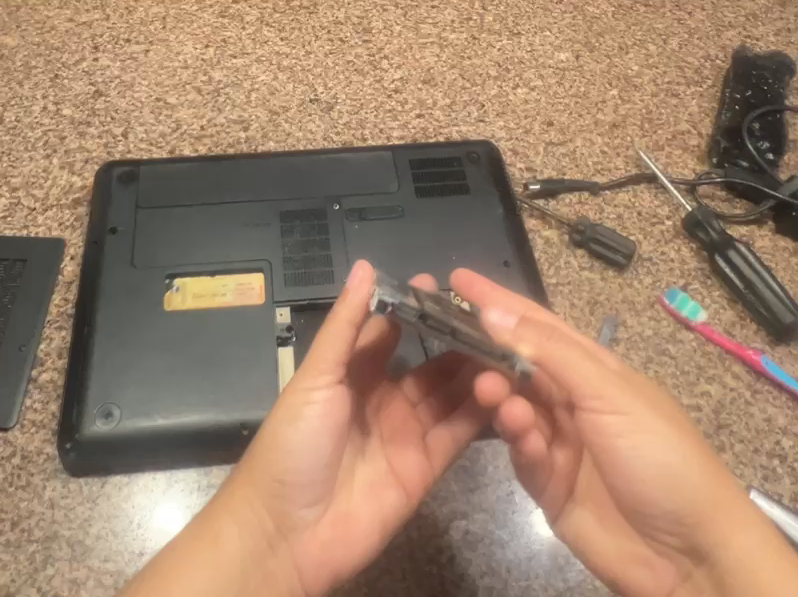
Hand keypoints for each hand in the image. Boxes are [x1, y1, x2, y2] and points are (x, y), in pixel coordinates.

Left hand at [122, 260, 489, 596]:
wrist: (288, 532)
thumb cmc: (294, 441)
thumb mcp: (317, 375)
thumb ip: (347, 324)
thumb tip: (366, 265)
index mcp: (355, 372)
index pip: (394, 331)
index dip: (418, 309)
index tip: (447, 287)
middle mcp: (385, 398)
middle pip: (431, 364)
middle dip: (459, 342)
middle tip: (496, 320)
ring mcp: (408, 434)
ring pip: (451, 395)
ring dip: (476, 374)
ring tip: (510, 349)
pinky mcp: (426, 468)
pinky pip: (459, 435)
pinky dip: (483, 413)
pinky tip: (507, 390)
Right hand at [452, 268, 797, 596]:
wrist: (694, 558)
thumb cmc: (661, 457)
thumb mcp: (610, 393)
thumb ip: (549, 351)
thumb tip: (494, 310)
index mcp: (594, 369)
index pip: (537, 324)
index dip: (498, 300)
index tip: (456, 279)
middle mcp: (572, 400)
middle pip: (517, 365)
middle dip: (487, 352)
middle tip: (453, 343)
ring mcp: (560, 443)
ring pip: (512, 407)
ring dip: (500, 397)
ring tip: (491, 393)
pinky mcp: (549, 486)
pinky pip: (521, 454)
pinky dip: (518, 442)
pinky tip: (524, 439)